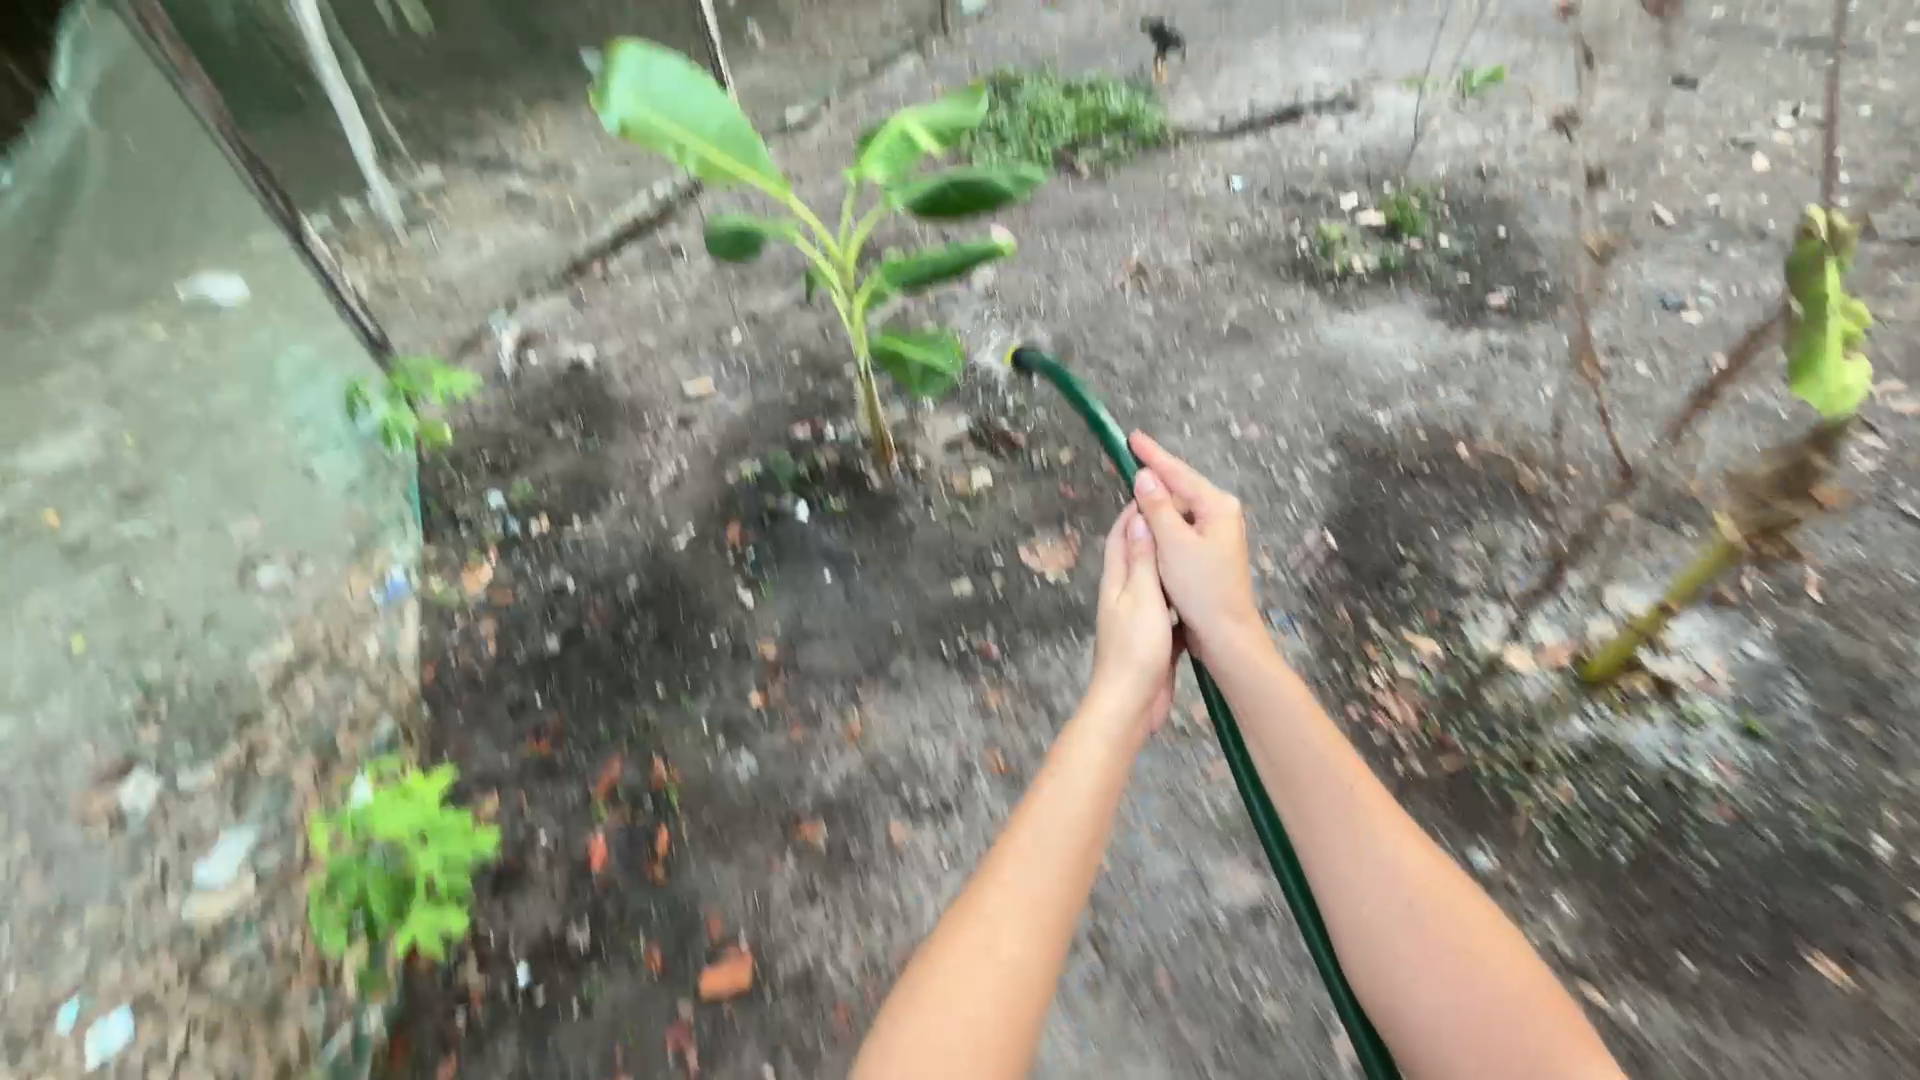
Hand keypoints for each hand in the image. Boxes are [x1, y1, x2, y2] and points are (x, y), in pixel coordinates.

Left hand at [1087, 504, 1178, 740]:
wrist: (1130, 705)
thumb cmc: (1135, 649)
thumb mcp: (1141, 598)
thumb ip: (1142, 560)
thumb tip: (1139, 518)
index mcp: (1116, 581)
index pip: (1122, 535)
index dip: (1135, 510)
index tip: (1158, 490)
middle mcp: (1123, 595)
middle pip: (1138, 554)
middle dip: (1156, 532)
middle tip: (1187, 515)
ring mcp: (1138, 618)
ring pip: (1154, 581)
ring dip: (1170, 563)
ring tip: (1197, 548)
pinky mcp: (1154, 639)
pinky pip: (1168, 609)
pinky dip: (1180, 596)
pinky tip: (1199, 592)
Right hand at [1127, 432, 1262, 661]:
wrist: (1225, 632)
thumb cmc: (1201, 588)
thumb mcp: (1174, 544)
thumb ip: (1158, 508)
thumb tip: (1144, 476)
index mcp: (1217, 506)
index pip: (1178, 473)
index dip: (1153, 456)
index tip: (1132, 437)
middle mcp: (1221, 513)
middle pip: (1181, 487)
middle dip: (1156, 474)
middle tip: (1130, 458)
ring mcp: (1217, 533)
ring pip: (1180, 508)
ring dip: (1158, 500)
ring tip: (1134, 484)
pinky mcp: (1209, 551)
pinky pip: (1181, 526)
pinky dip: (1163, 521)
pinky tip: (1149, 521)